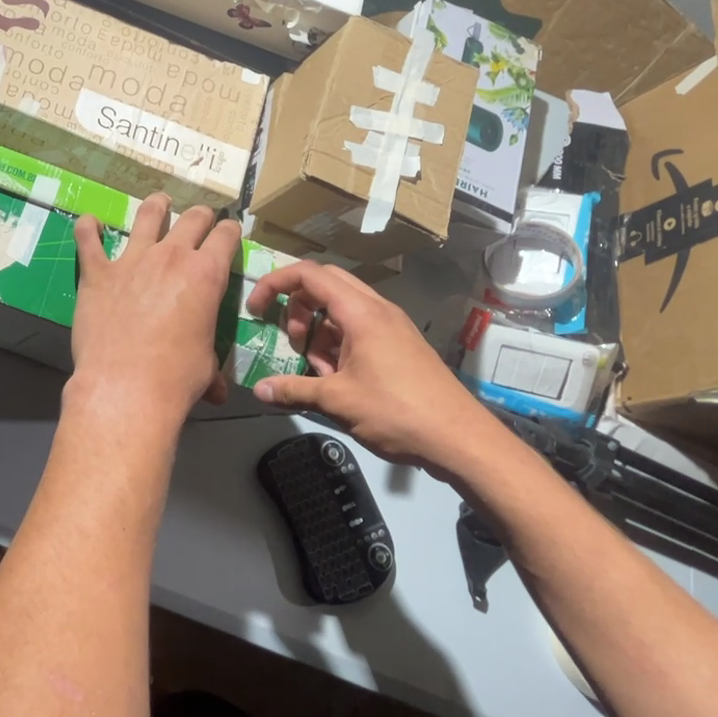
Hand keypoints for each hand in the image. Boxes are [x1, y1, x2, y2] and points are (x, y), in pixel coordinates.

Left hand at [69, 194, 242, 428]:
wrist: (125, 386)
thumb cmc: (176, 378)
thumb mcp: (206, 366)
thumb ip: (212, 366)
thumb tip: (219, 392)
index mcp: (206, 275)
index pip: (226, 236)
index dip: (230, 231)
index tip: (228, 231)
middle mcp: (171, 257)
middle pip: (192, 218)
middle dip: (199, 215)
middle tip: (198, 218)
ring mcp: (131, 260)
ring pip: (147, 215)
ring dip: (156, 206)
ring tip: (158, 202)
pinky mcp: (97, 272)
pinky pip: (88, 239)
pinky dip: (88, 228)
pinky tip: (89, 223)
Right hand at [245, 262, 499, 474]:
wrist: (461, 440)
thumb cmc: (397, 412)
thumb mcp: (337, 401)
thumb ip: (293, 390)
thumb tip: (259, 390)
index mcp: (361, 312)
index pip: (309, 275)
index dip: (275, 284)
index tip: (256, 309)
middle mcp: (377, 310)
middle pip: (325, 284)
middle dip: (297, 305)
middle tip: (290, 338)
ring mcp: (391, 326)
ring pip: (342, 308)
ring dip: (318, 328)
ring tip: (315, 367)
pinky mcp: (399, 345)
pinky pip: (358, 327)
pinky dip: (338, 343)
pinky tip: (336, 377)